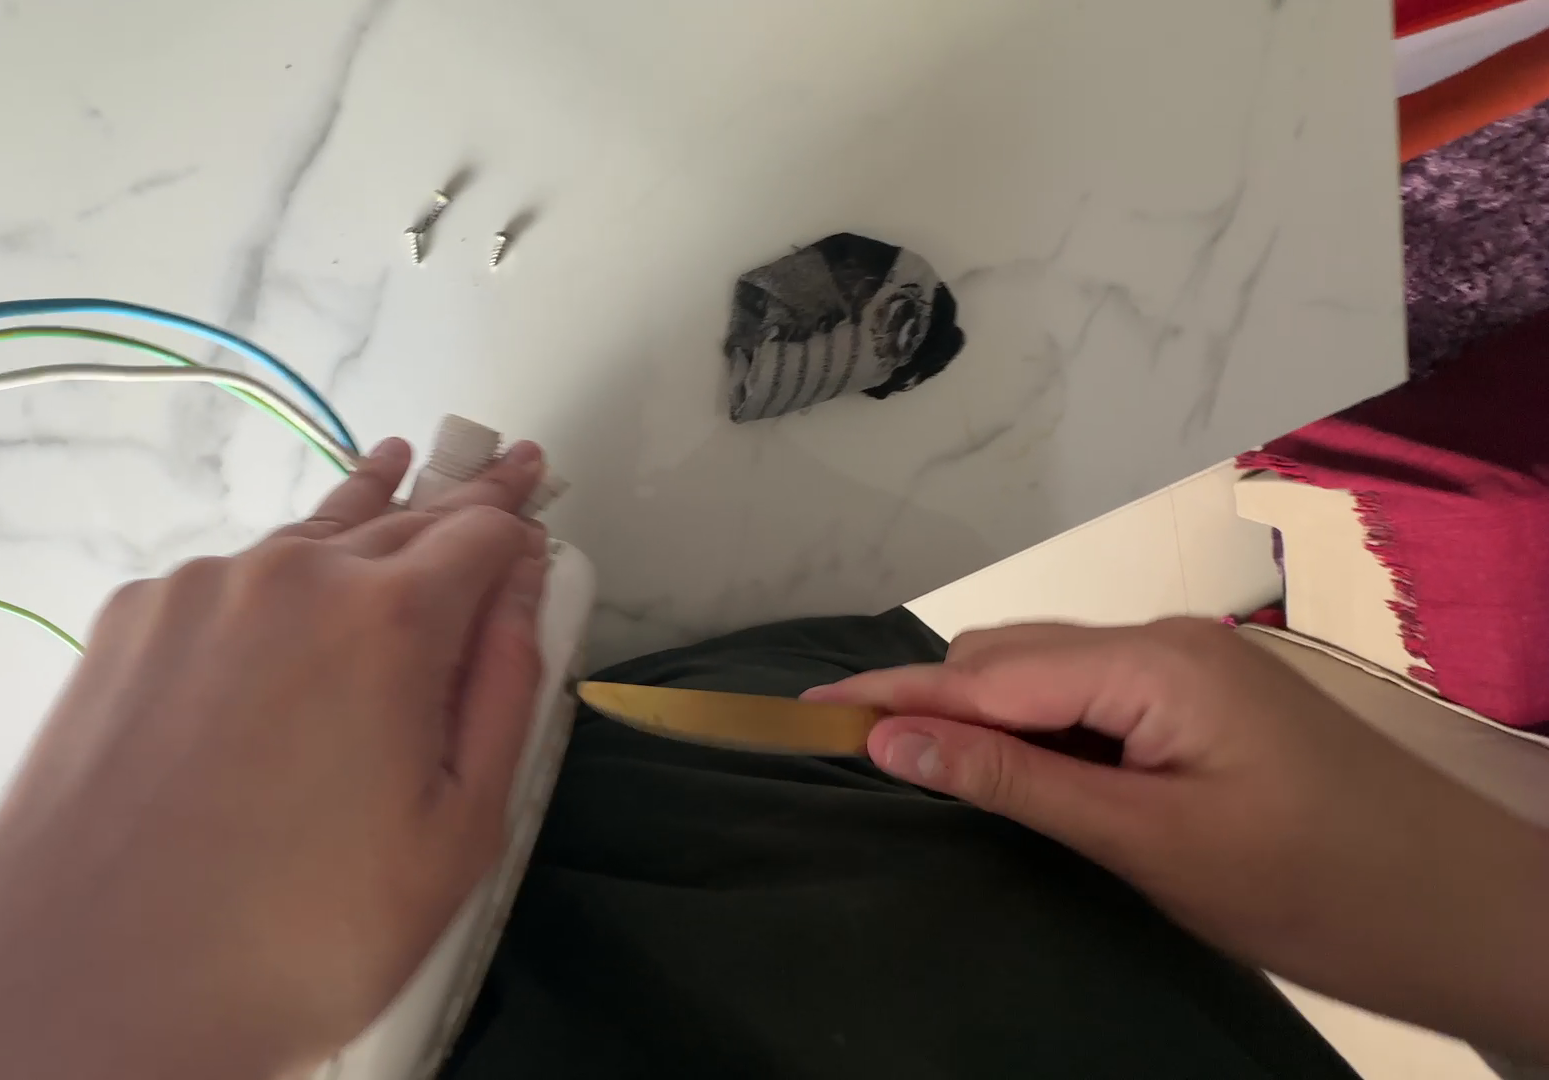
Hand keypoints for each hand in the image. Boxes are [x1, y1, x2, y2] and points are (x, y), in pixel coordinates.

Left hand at [0, 438, 553, 1079]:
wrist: (75, 998)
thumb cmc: (301, 931)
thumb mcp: (459, 827)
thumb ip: (507, 685)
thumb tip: (524, 584)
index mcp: (389, 620)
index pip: (481, 531)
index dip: (519, 521)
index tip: (536, 511)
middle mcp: (296, 575)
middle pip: (407, 513)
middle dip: (467, 494)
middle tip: (506, 464)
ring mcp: (204, 587)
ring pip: (317, 530)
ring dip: (372, 500)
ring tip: (397, 459)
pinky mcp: (136, 614)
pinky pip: (238, 576)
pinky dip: (284, 574)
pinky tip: (291, 605)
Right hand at [806, 618, 1548, 1058]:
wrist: (1495, 926)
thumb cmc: (1325, 894)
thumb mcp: (1146, 843)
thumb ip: (1009, 779)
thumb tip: (890, 743)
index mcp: (1153, 663)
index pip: (986, 674)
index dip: (892, 696)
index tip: (814, 709)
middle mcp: (1156, 638)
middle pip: (1002, 659)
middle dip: (929, 703)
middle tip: (863, 752)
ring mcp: (1174, 659)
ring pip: (1032, 669)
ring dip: (975, 713)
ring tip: (928, 762)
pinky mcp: (1185, 689)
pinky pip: (1072, 688)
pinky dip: (1025, 722)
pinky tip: (1013, 759)